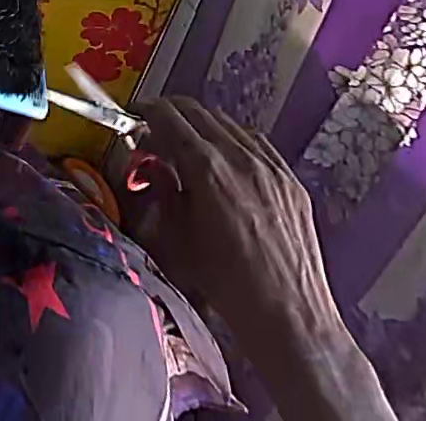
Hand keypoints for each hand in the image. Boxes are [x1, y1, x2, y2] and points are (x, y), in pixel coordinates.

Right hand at [119, 97, 393, 420]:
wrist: (287, 314)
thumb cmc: (223, 279)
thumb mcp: (176, 231)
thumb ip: (161, 186)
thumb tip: (150, 162)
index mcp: (204, 167)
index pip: (168, 116)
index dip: (146, 110)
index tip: (135, 116)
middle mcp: (238, 157)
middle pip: (195, 110)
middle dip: (169, 112)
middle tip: (155, 126)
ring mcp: (269, 166)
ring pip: (225, 121)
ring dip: (200, 123)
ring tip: (187, 143)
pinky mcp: (290, 179)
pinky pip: (254, 140)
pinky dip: (231, 137)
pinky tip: (224, 156)